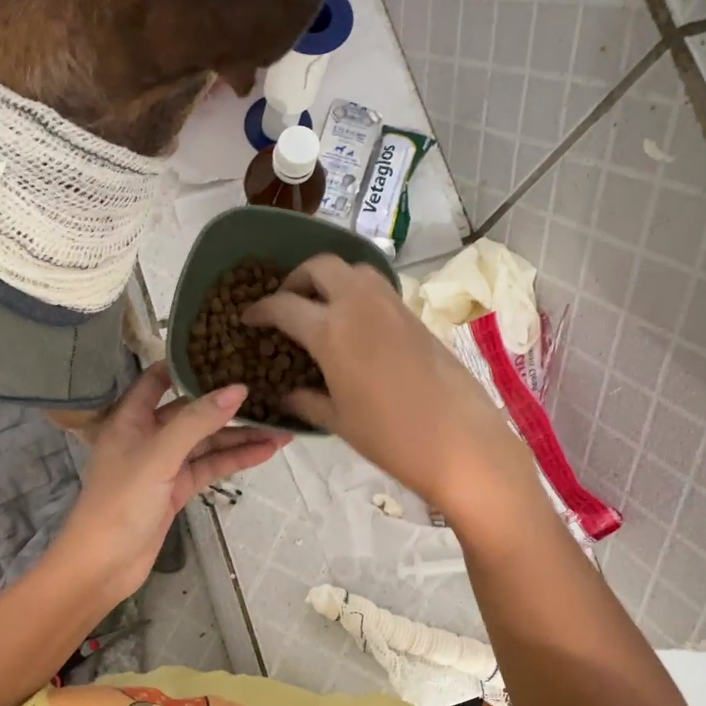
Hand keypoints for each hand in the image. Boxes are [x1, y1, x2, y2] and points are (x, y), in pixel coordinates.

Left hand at [53, 363, 286, 600]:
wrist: (103, 565)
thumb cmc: (120, 504)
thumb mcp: (158, 456)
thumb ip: (197, 422)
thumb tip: (238, 389)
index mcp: (129, 419)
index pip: (157, 380)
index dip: (185, 364)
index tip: (224, 350)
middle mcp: (146, 436)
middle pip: (191, 412)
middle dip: (226, 404)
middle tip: (270, 391)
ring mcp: (162, 465)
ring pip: (205, 443)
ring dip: (240, 435)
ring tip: (282, 427)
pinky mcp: (175, 490)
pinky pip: (209, 468)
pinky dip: (234, 460)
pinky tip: (265, 452)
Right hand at [242, 255, 538, 520]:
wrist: (458, 439)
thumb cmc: (389, 435)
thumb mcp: (337, 420)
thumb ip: (306, 401)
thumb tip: (285, 394)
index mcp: (331, 330)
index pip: (284, 305)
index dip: (260, 310)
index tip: (247, 318)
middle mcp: (359, 305)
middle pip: (321, 267)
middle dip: (297, 279)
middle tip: (287, 303)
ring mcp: (391, 305)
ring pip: (354, 269)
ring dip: (331, 279)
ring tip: (319, 309)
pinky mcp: (413, 315)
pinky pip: (377, 288)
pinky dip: (356, 293)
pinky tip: (352, 326)